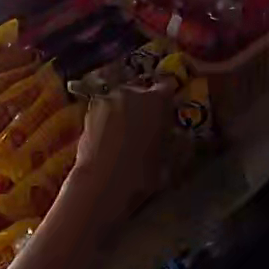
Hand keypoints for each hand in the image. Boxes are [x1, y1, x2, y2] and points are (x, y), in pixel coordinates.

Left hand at [65, 74, 176, 232]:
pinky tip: (109, 135)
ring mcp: (106, 99)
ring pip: (120, 99)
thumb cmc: (143, 172)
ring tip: (125, 131)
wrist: (103, 180)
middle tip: (146, 124)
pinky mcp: (88, 110)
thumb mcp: (170, 158)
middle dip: (144, 104)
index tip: (167, 109)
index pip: (166, 87)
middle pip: (140, 91)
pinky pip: (104, 109)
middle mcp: (130, 92)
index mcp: (156, 99)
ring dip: (124, 109)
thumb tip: (181, 135)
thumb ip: (176, 139)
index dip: (167, 98)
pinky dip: (108, 117)